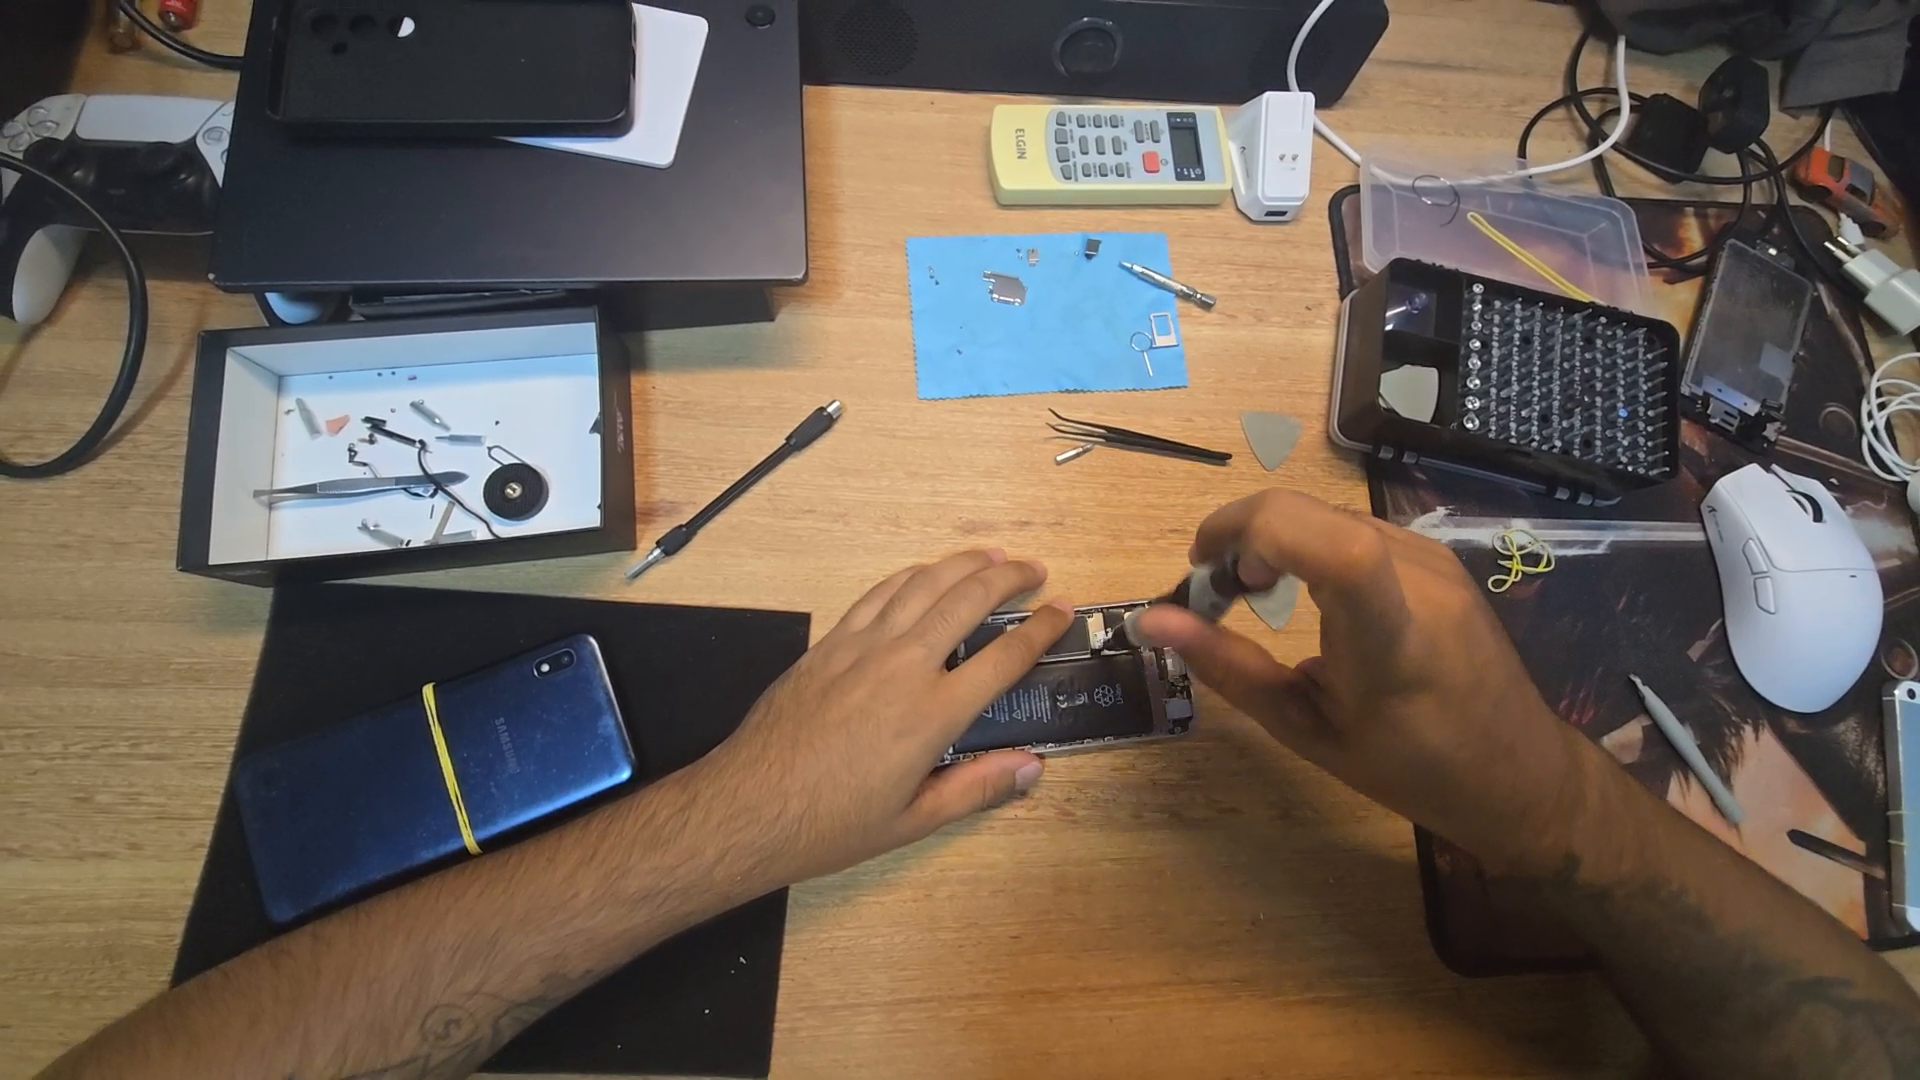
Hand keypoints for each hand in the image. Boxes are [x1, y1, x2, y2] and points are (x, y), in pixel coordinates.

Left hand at [689, 550, 1074, 886]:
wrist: (749, 804)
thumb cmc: (833, 822)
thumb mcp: (913, 821)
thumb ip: (977, 789)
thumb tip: (1033, 766)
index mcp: (933, 713)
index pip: (1004, 657)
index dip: (1042, 628)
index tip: (1063, 608)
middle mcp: (904, 665)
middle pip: (968, 600)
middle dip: (1010, 577)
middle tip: (1035, 569)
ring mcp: (864, 646)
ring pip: (925, 583)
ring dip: (964, 563)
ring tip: (993, 556)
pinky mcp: (832, 641)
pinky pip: (880, 592)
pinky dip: (912, 575)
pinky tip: (926, 573)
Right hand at [1130, 490, 1590, 872]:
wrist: (1520, 771)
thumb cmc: (1407, 766)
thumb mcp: (1302, 729)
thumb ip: (1225, 666)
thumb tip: (1149, 621)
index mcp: (1391, 641)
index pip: (1332, 549)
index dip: (1250, 531)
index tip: (1202, 566)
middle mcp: (1420, 581)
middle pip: (1307, 514)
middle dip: (1238, 536)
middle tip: (1214, 591)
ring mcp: (1432, 558)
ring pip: (1319, 513)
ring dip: (1265, 538)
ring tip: (1249, 593)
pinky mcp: (1433, 553)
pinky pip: (1345, 525)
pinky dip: (1299, 542)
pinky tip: (1297, 588)